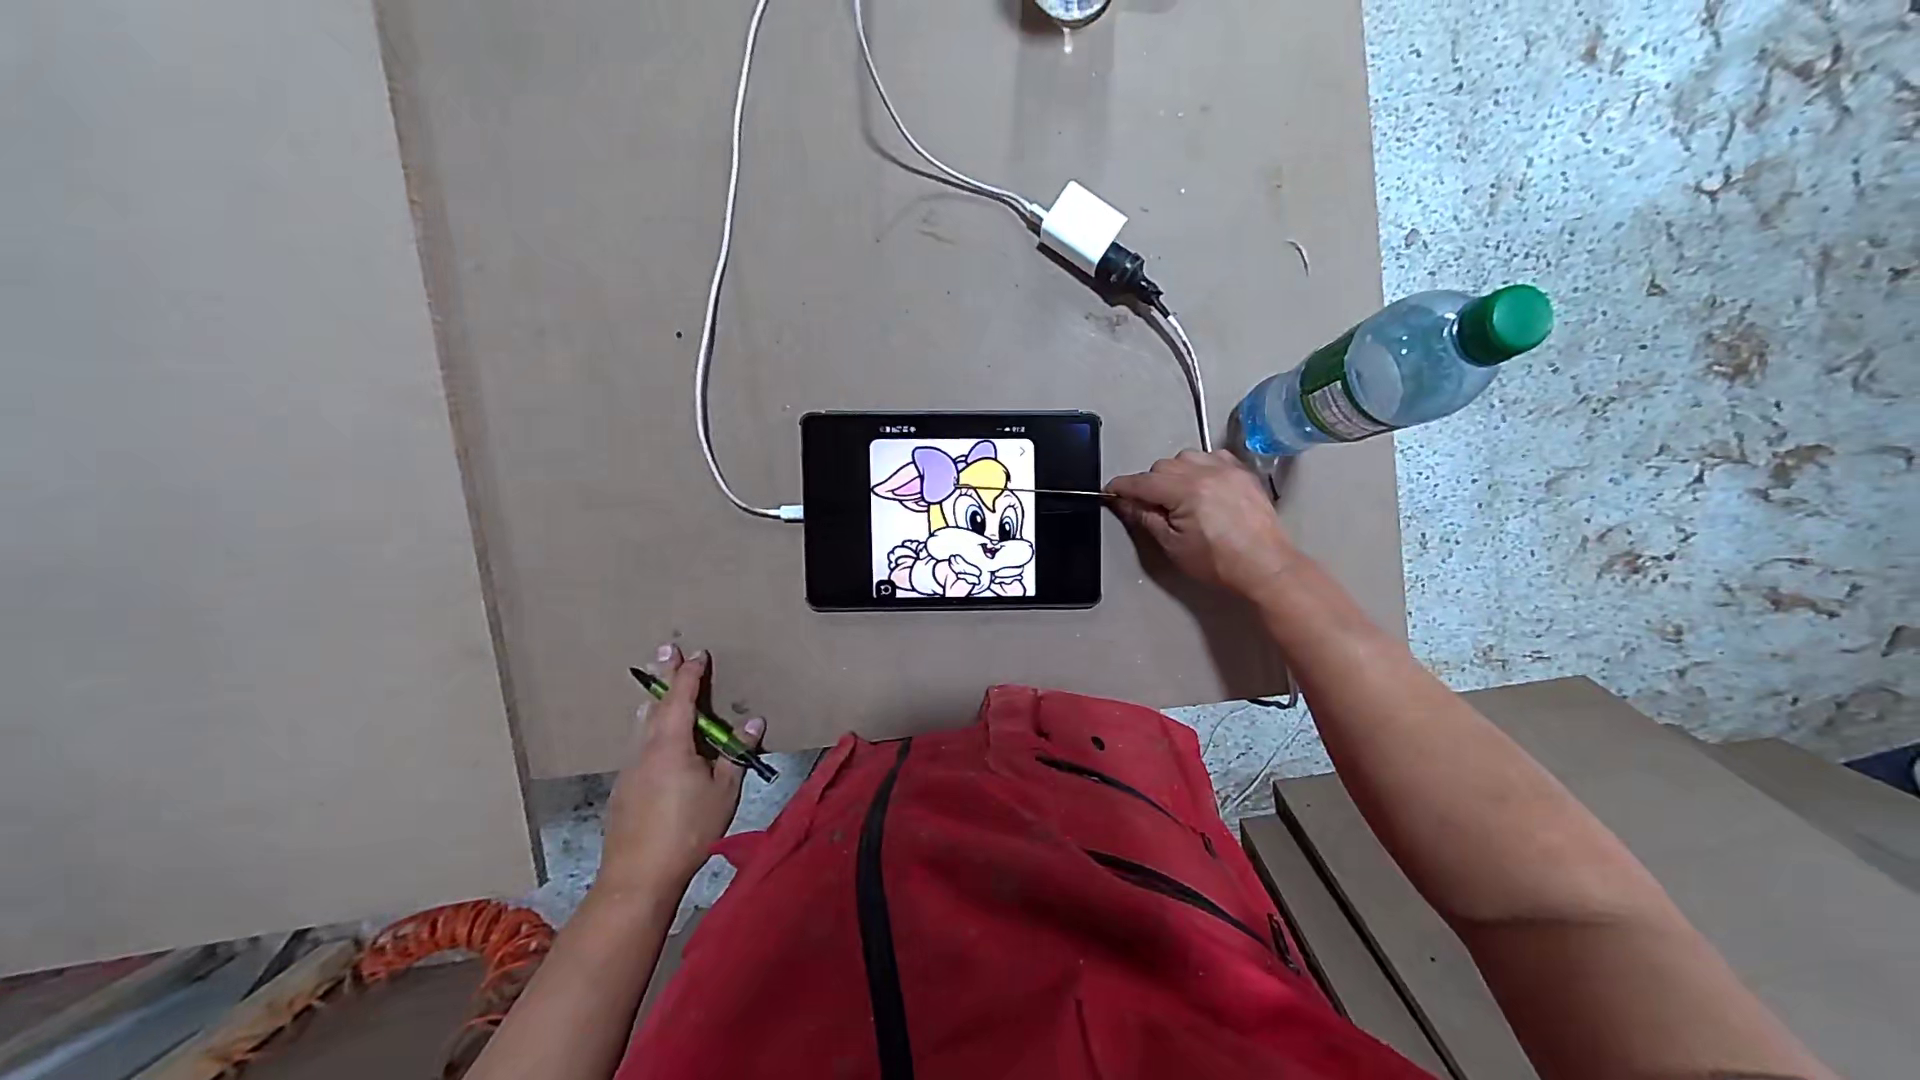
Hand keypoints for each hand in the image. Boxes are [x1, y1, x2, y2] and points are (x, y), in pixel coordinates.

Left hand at [597, 644, 764, 896]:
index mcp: (671, 743)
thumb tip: (752, 721)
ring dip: (653, 702)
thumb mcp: (724, 790)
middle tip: (665, 649)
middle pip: (655, 703)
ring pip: (642, 724)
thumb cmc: (689, 830)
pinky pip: (638, 744)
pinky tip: (654, 739)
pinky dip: (649, 728)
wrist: (638, 876)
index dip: (691, 673)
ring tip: (656, 689)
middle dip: (663, 675)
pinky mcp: (624, 788)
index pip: (682, 697)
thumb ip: (736, 753)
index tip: (698, 654)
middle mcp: (645, 748)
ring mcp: (630, 768)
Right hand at [1106, 449, 1302, 596]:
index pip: (1143, 482)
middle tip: (1151, 507)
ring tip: (1178, 496)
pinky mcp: (1243, 473)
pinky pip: (1212, 456)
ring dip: (1175, 472)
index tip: (1110, 491)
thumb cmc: (1219, 563)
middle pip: (1163, 466)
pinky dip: (1200, 466)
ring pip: (1186, 457)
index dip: (1122, 487)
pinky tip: (1201, 485)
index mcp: (1186, 491)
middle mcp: (1207, 472)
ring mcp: (1228, 470)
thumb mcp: (1172, 545)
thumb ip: (1145, 518)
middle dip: (1150, 483)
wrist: (1265, 566)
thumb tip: (1124, 503)